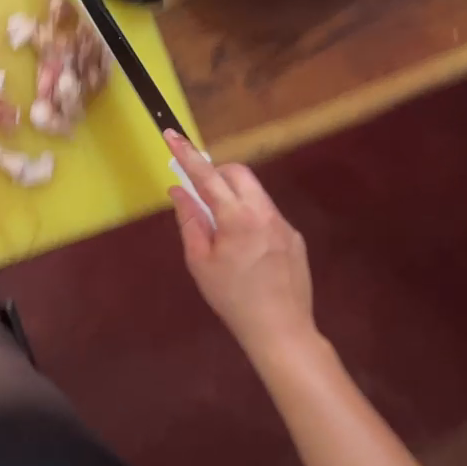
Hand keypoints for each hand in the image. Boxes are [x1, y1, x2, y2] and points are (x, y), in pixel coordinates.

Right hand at [165, 131, 317, 360]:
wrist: (281, 331)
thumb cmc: (232, 297)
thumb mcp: (200, 261)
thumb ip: (189, 220)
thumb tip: (178, 192)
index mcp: (237, 218)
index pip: (206, 175)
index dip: (186, 154)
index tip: (172, 134)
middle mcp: (264, 213)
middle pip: (237, 173)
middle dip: (216, 173)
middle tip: (200, 195)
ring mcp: (283, 224)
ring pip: (254, 192)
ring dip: (233, 195)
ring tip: (222, 227)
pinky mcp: (294, 237)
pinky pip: (266, 213)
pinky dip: (249, 215)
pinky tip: (245, 248)